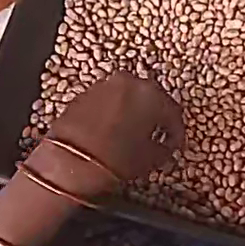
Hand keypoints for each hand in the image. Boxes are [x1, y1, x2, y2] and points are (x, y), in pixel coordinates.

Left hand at [32, 71, 183, 195]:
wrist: (68, 163)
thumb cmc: (114, 160)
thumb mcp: (149, 159)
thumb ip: (164, 149)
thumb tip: (166, 147)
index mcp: (151, 94)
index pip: (172, 112)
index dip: (176, 132)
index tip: (176, 144)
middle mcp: (128, 82)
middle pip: (149, 99)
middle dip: (155, 117)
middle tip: (157, 137)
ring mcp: (103, 86)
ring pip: (126, 97)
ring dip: (132, 113)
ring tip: (132, 135)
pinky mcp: (83, 95)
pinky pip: (106, 102)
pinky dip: (113, 114)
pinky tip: (112, 132)